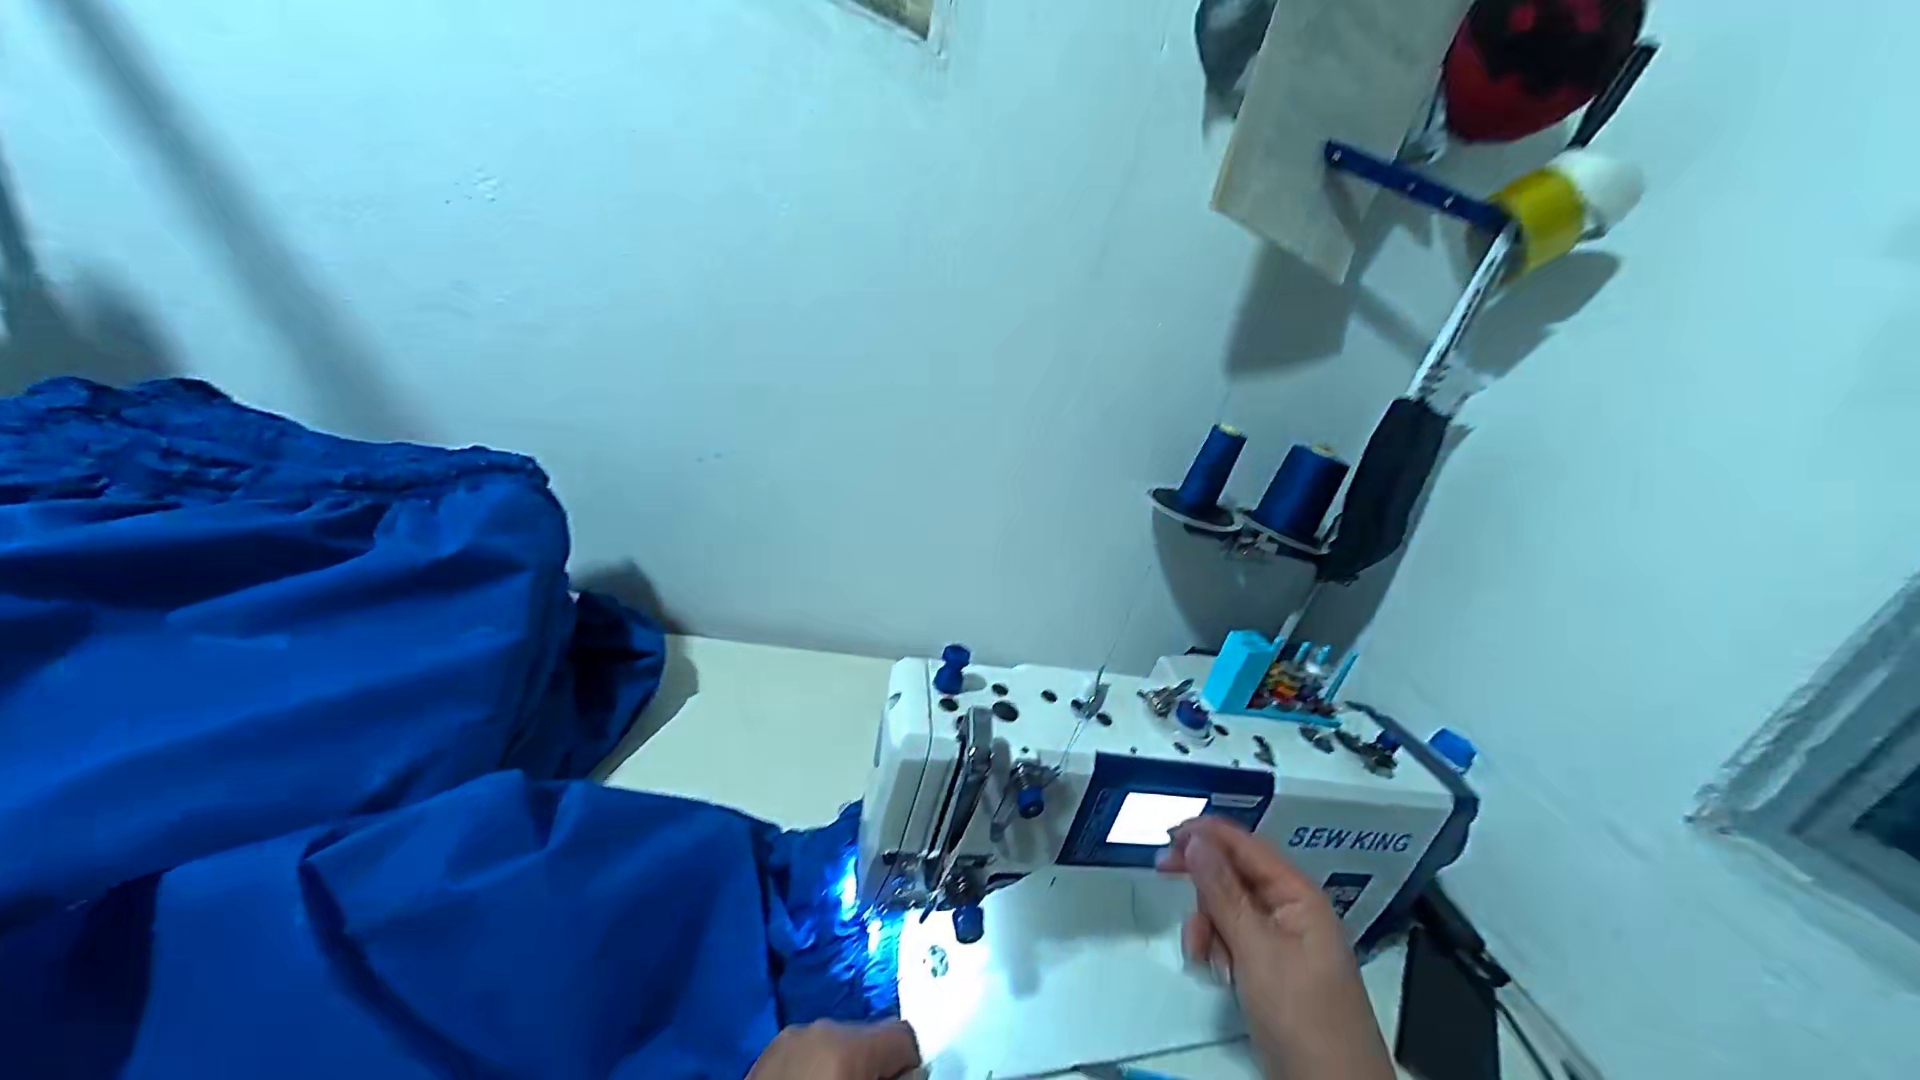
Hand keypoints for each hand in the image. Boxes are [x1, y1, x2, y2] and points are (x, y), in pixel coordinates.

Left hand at [745, 1019, 921, 1079]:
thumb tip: (914, 1073)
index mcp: (848, 1044)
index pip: (903, 1034)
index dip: (908, 1066)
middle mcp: (821, 1026)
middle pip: (870, 1037)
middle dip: (874, 1067)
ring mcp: (791, 1036)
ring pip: (839, 1043)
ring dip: (844, 1068)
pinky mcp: (769, 1050)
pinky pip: (810, 1050)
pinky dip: (817, 1070)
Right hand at [1158, 817, 1395, 1079]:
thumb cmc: (1301, 1015)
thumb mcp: (1256, 949)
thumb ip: (1222, 891)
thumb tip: (1196, 839)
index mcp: (1297, 895)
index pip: (1246, 845)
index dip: (1206, 833)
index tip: (1167, 834)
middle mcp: (1289, 909)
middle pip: (1234, 872)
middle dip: (1202, 880)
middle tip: (1162, 871)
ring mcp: (1280, 939)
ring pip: (1227, 906)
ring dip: (1206, 922)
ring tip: (1201, 953)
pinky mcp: (1269, 966)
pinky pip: (1232, 936)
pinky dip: (1215, 945)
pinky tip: (1214, 969)